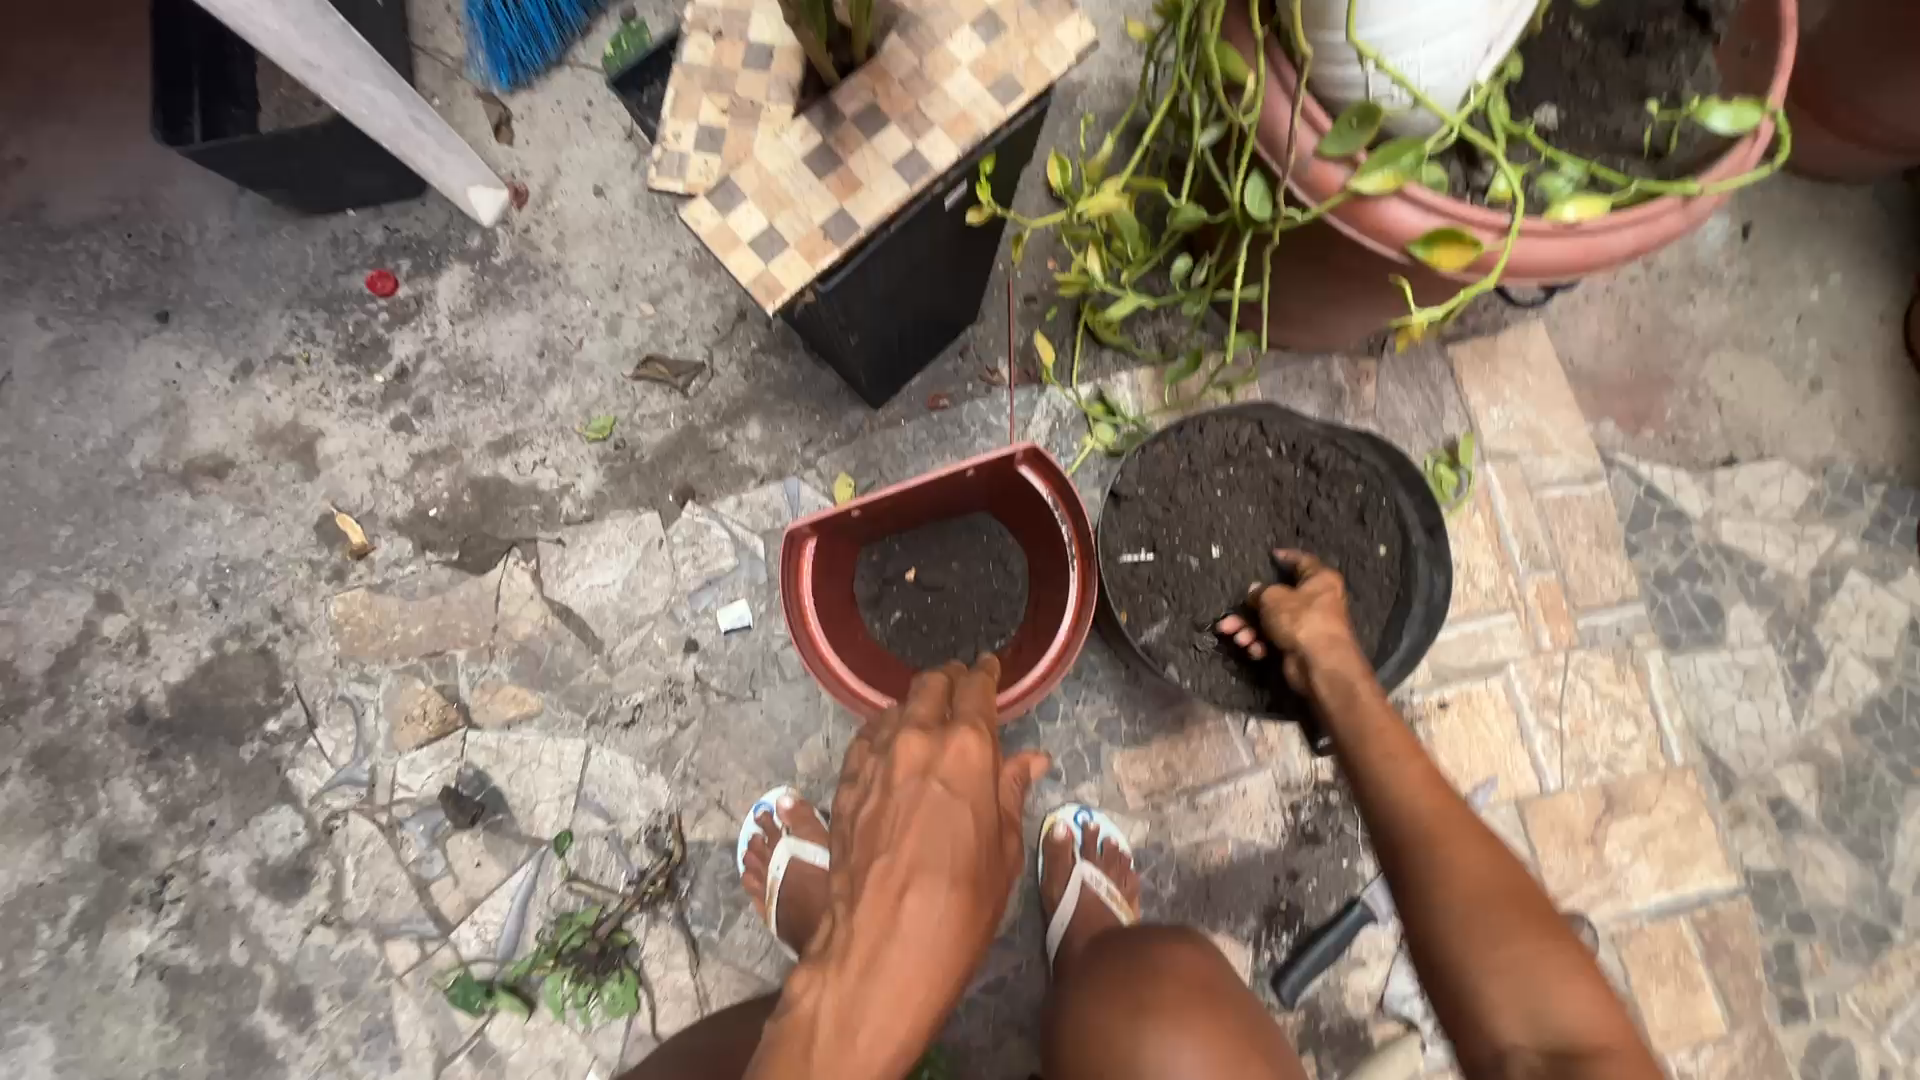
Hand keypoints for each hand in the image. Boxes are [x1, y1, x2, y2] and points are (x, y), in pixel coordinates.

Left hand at [751, 655, 1049, 1079]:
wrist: (880, 945)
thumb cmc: (961, 903)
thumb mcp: (1002, 849)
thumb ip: (1010, 790)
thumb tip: (1030, 759)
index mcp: (968, 747)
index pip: (976, 689)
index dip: (985, 673)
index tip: (989, 667)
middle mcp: (918, 737)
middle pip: (931, 685)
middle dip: (949, 681)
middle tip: (960, 688)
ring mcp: (875, 757)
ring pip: (896, 708)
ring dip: (915, 707)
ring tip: (926, 721)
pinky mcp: (845, 781)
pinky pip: (867, 738)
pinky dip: (884, 732)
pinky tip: (890, 749)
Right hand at [1214, 549, 1367, 695]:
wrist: (1319, 664)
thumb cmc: (1301, 619)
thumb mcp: (1273, 597)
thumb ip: (1260, 591)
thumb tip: (1255, 591)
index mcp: (1319, 580)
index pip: (1303, 561)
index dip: (1287, 556)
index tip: (1272, 554)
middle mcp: (1316, 601)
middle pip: (1277, 598)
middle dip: (1249, 609)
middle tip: (1231, 615)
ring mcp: (1307, 626)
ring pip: (1270, 622)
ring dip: (1249, 629)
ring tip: (1234, 635)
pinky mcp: (1298, 647)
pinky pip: (1274, 640)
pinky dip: (1261, 644)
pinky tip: (1253, 649)